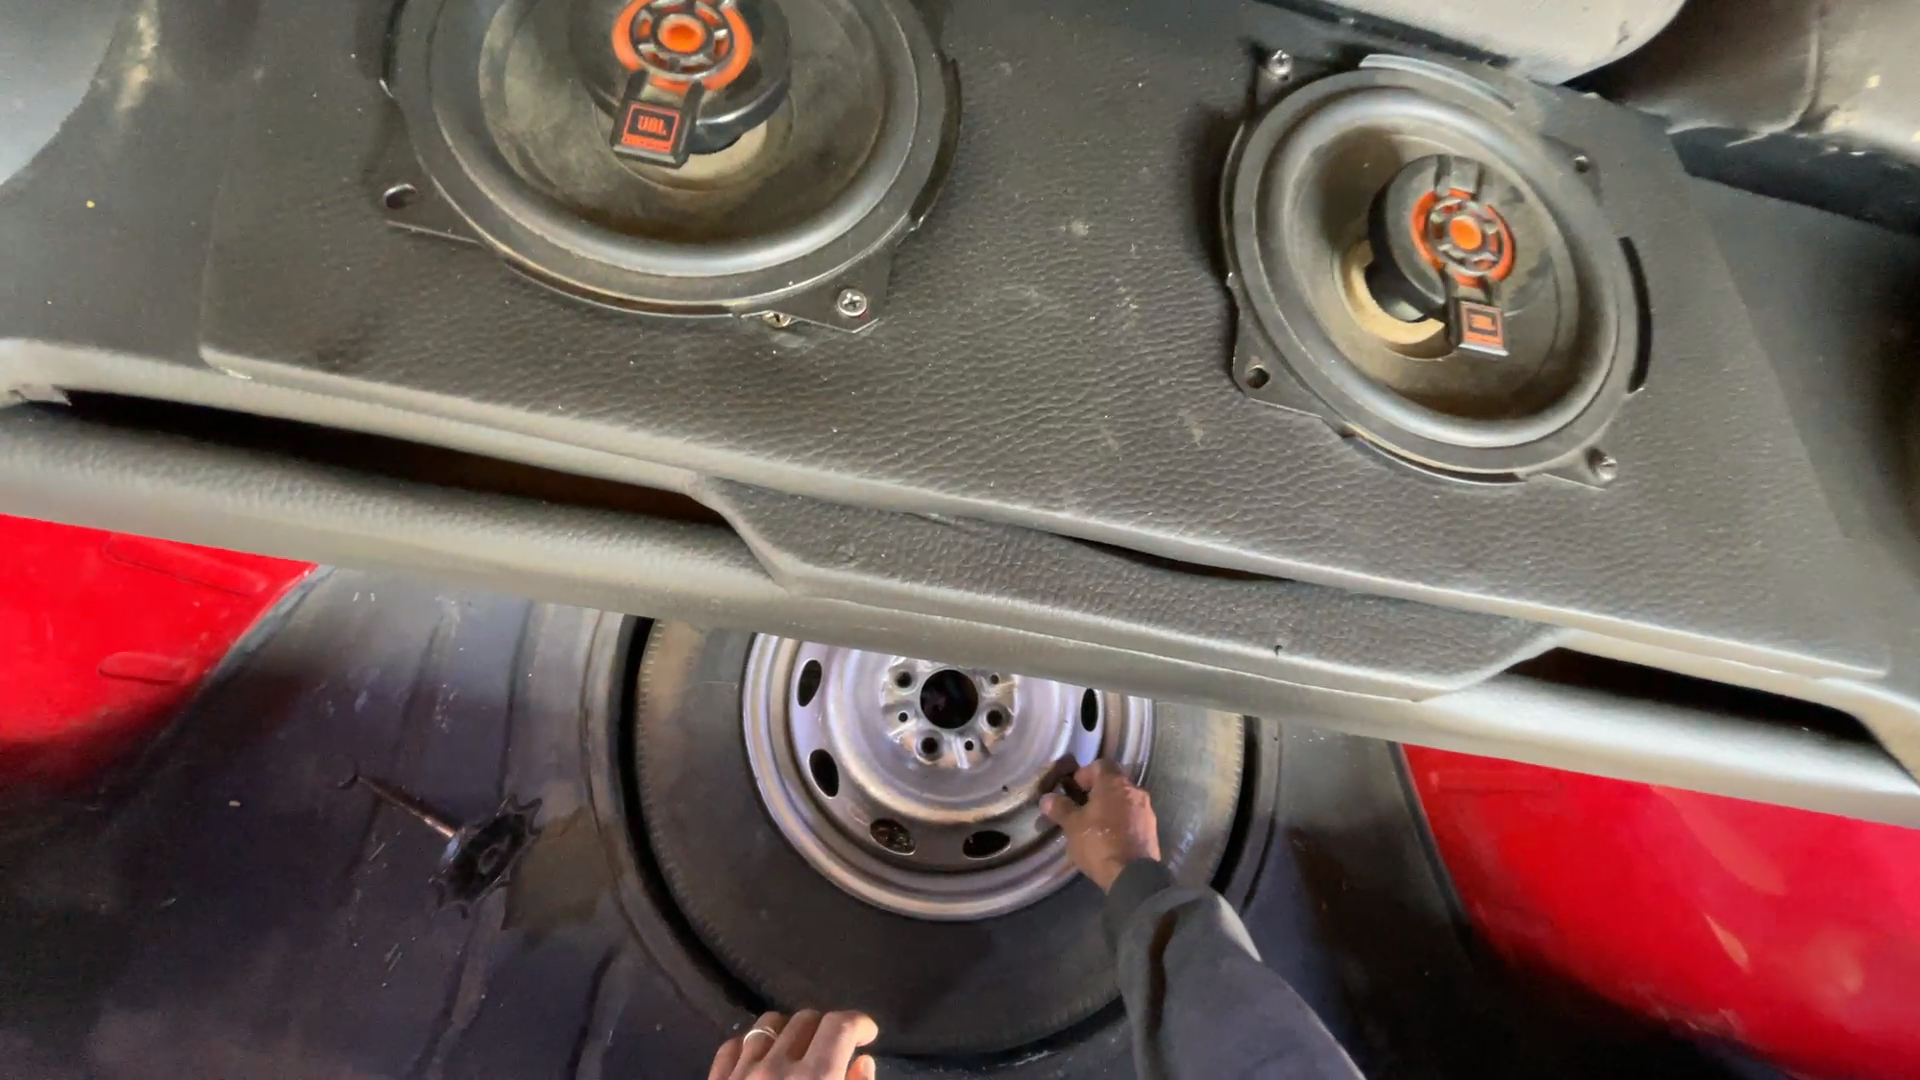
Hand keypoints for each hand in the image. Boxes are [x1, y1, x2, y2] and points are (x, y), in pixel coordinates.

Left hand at [708, 1010, 878, 1079]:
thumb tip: (862, 1062)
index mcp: (816, 1078)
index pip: (842, 1025)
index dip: (860, 1022)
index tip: (868, 1034)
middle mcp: (778, 1068)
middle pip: (807, 1019)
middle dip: (825, 1028)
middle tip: (833, 1048)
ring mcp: (741, 1076)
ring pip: (769, 1024)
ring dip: (788, 1031)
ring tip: (796, 1048)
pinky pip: (731, 1047)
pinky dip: (749, 1047)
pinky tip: (759, 1059)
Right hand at [1039, 759, 1159, 891]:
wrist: (1133, 876)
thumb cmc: (1099, 842)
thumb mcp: (1072, 825)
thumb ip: (1060, 808)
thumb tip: (1047, 798)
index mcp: (1114, 783)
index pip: (1100, 765)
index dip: (1085, 773)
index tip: (1073, 789)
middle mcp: (1134, 790)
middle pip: (1113, 782)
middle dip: (1097, 791)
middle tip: (1081, 807)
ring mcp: (1146, 810)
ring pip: (1124, 800)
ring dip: (1110, 807)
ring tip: (1094, 825)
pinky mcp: (1152, 830)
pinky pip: (1133, 817)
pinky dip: (1121, 821)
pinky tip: (1110, 837)